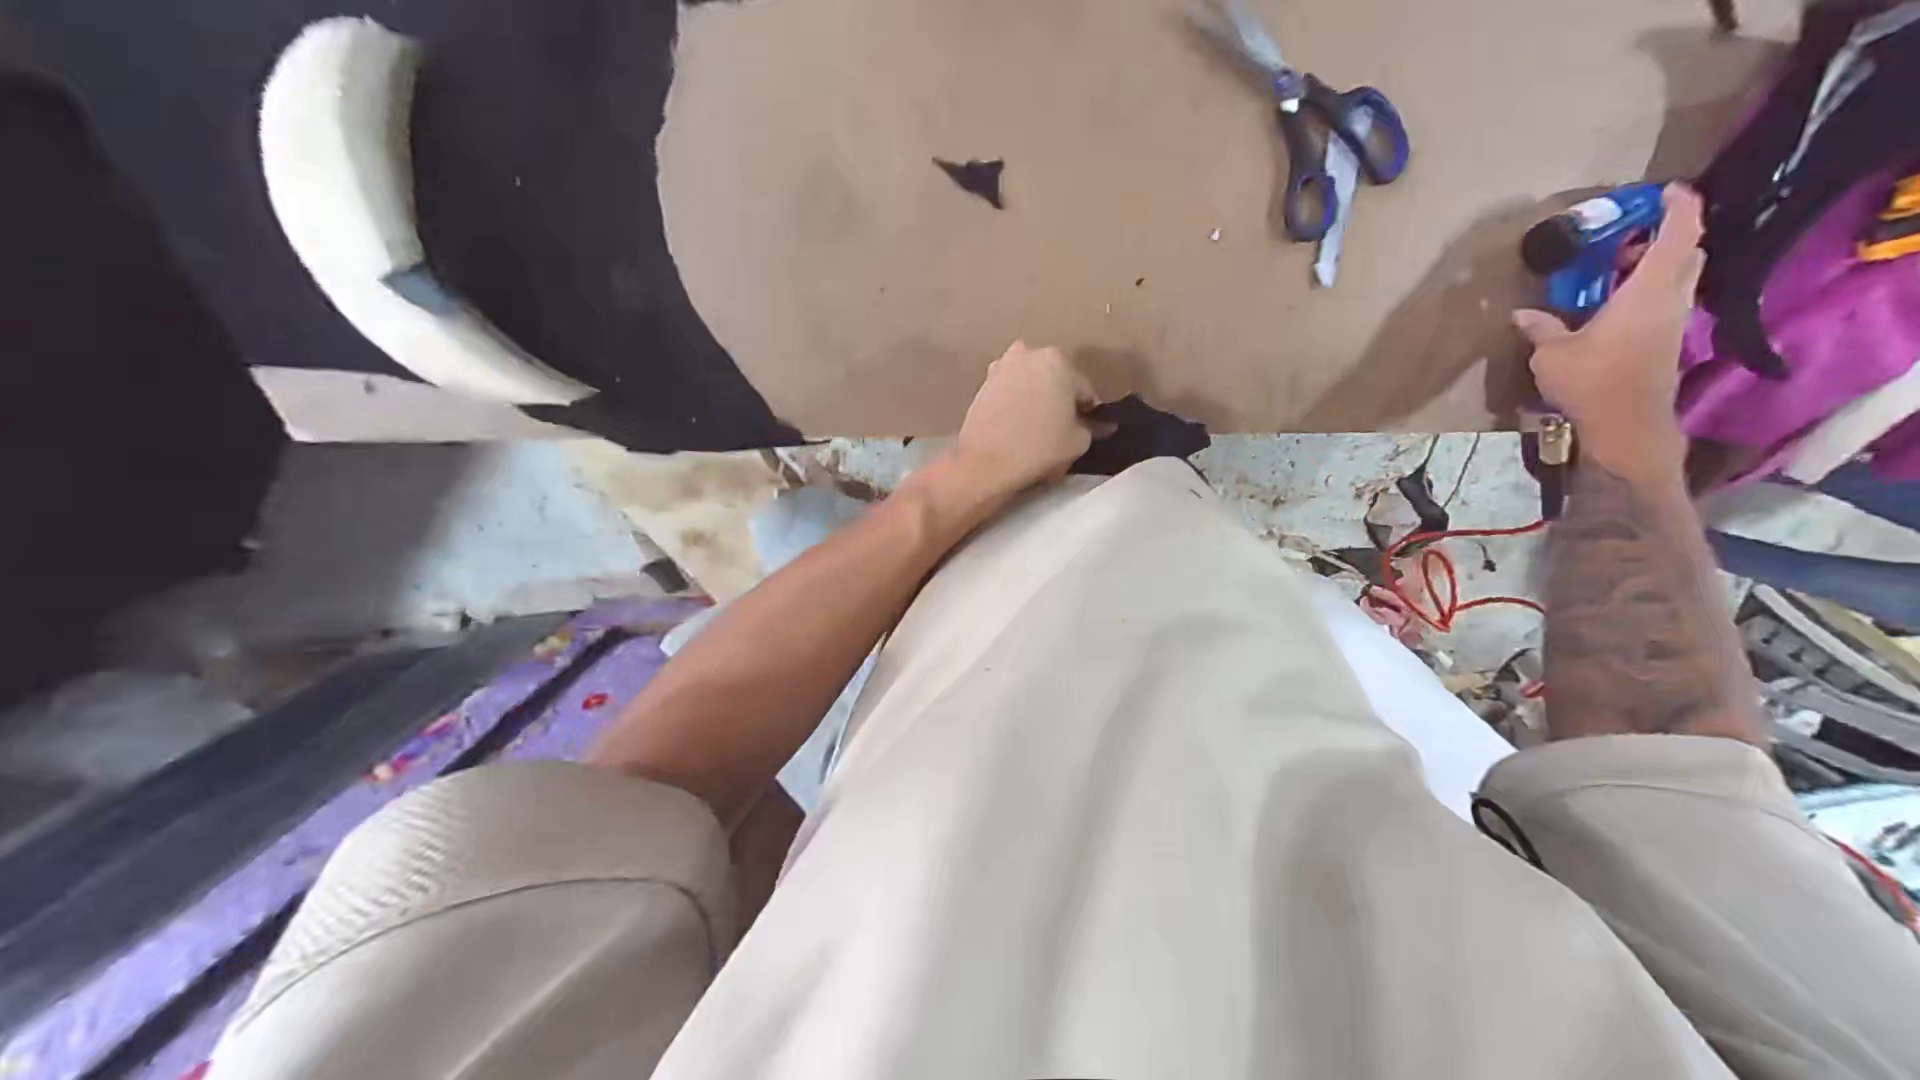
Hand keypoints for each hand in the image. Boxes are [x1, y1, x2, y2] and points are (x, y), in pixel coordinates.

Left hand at [944, 341, 1100, 502]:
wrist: (984, 463)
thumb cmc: (1038, 448)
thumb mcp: (1078, 441)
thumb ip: (1093, 427)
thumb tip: (1101, 424)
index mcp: (1058, 360)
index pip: (1084, 390)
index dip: (1088, 413)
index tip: (1085, 430)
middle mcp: (1028, 353)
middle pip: (1056, 380)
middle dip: (1061, 399)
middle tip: (1061, 428)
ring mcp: (1002, 366)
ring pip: (1032, 383)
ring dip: (1038, 398)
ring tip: (1037, 428)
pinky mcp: (983, 383)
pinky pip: (1011, 391)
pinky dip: (1018, 403)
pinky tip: (1017, 426)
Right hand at [1513, 183, 1705, 483]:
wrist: (1626, 423)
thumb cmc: (1591, 380)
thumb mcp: (1552, 353)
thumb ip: (1541, 328)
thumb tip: (1521, 314)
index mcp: (1648, 289)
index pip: (1679, 232)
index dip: (1679, 205)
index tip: (1666, 190)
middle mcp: (1671, 297)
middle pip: (1684, 252)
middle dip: (1661, 238)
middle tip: (1623, 240)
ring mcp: (1673, 320)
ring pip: (1677, 277)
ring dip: (1652, 267)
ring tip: (1612, 273)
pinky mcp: (1666, 339)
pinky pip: (1664, 300)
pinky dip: (1645, 290)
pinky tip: (1611, 305)